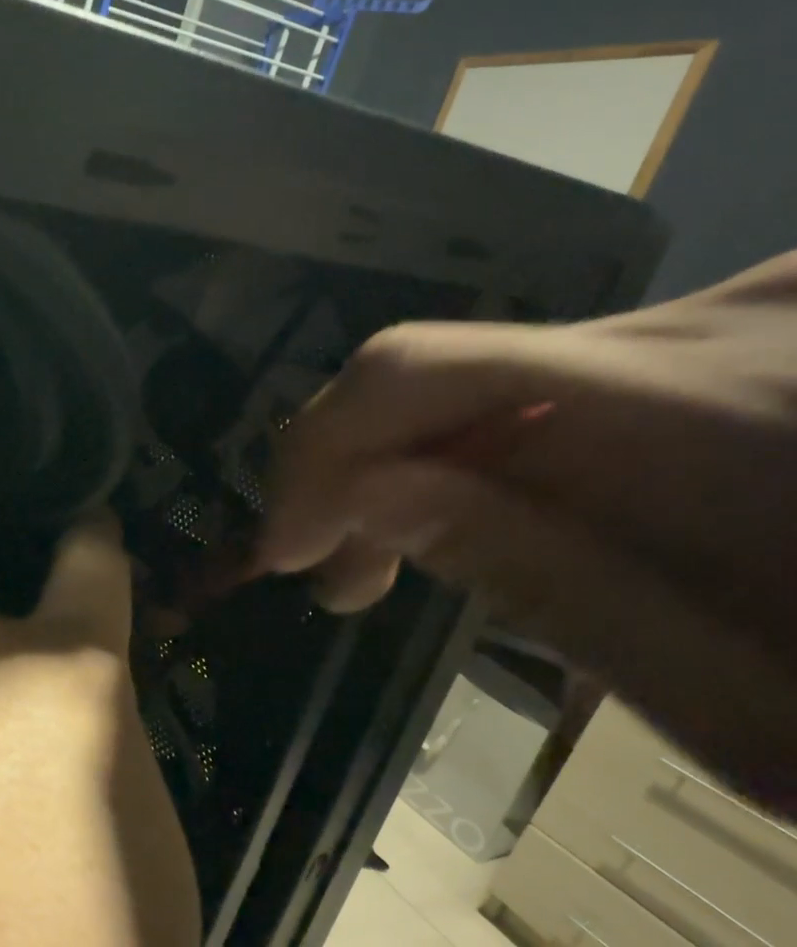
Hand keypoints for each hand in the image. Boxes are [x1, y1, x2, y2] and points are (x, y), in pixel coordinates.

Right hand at [255, 251, 796, 808]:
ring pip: (481, 379)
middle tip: (336, 579)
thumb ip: (546, 587)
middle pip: (444, 372)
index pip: (427, 371)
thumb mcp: (750, 710)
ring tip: (388, 561)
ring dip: (413, 470)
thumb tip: (355, 497)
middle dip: (358, 476)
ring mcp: (715, 323)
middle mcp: (711, 326)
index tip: (283, 552)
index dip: (320, 451)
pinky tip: (487, 521)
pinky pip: (536, 387)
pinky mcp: (706, 343)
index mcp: (721, 410)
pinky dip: (480, 457)